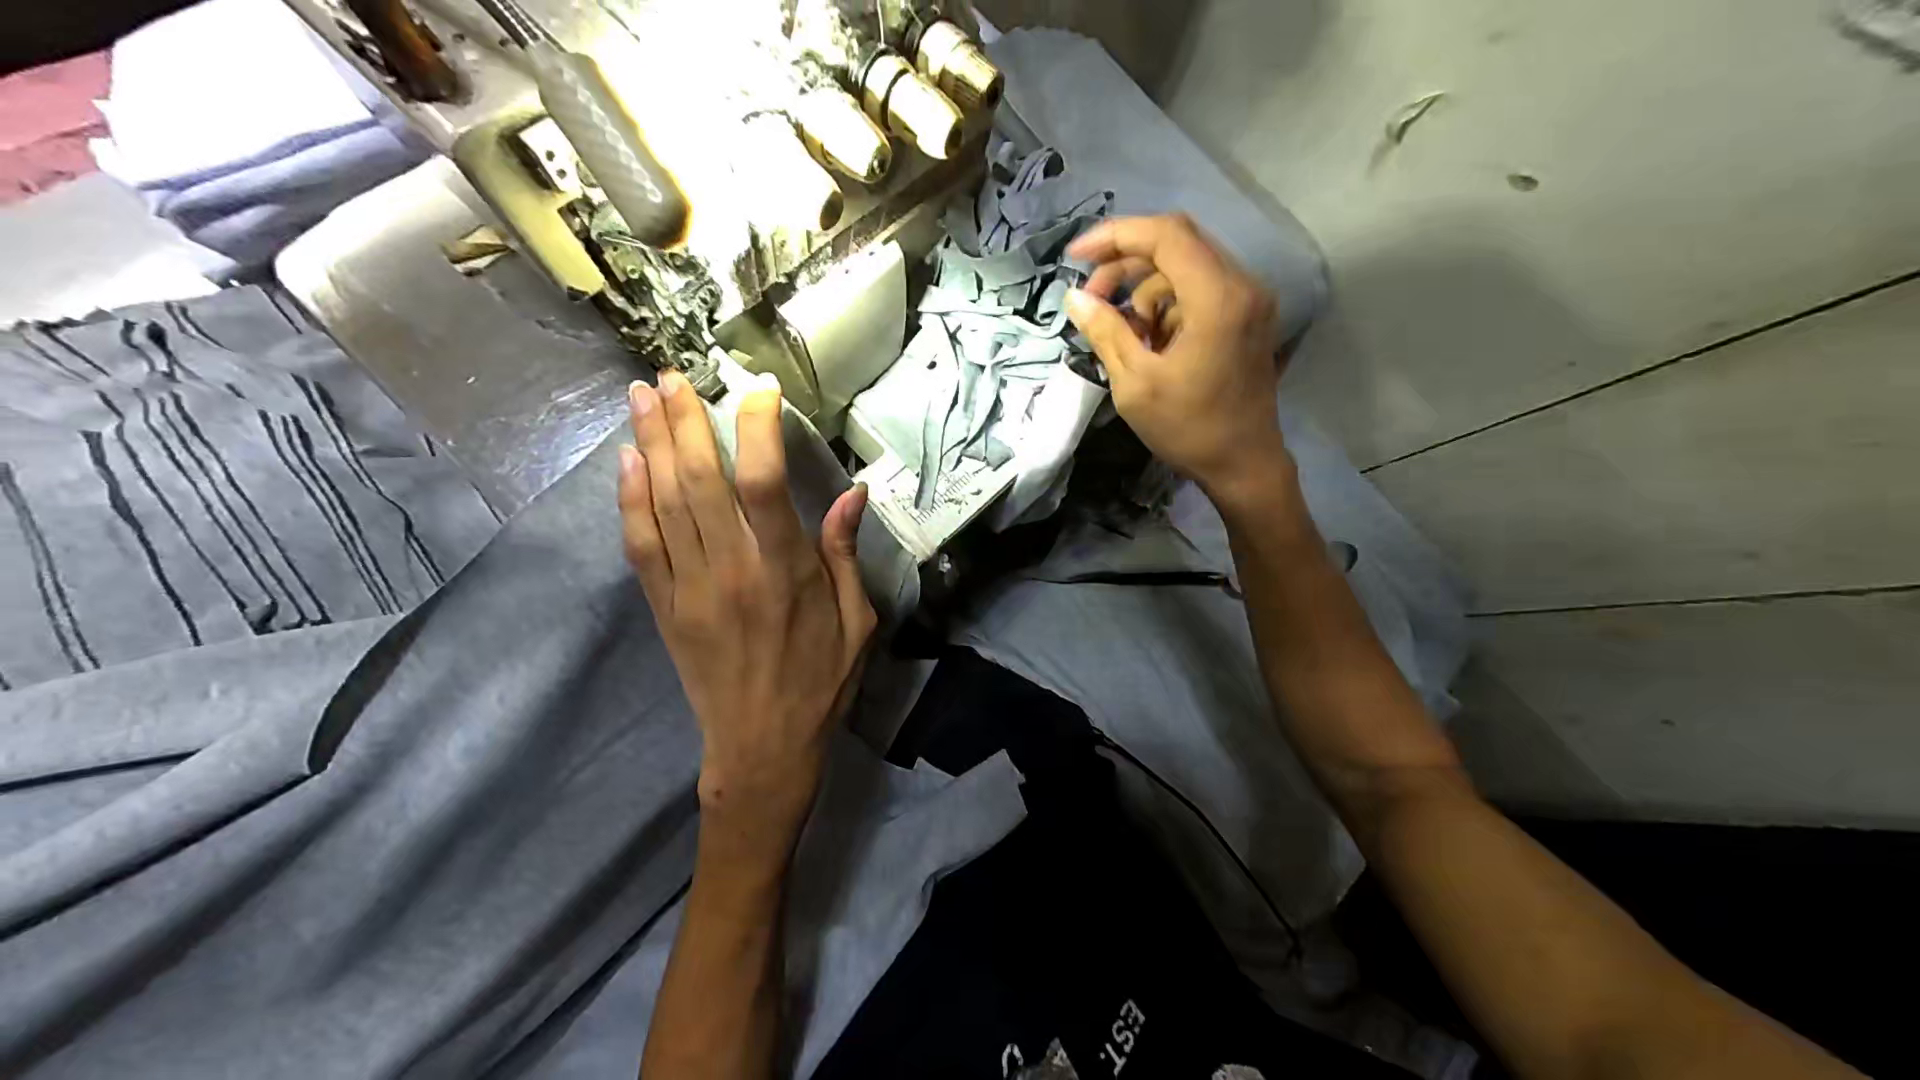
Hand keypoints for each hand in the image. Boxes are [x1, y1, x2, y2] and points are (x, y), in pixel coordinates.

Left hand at [618, 371, 875, 855]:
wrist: (762, 747)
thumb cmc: (821, 683)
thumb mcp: (857, 622)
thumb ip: (845, 555)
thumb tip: (852, 494)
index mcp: (786, 572)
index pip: (764, 483)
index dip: (756, 428)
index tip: (755, 391)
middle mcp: (733, 570)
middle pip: (700, 480)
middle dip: (685, 421)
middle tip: (673, 375)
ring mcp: (690, 588)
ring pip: (664, 502)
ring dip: (651, 444)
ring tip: (642, 397)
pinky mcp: (664, 607)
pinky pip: (641, 544)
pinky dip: (630, 499)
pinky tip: (627, 462)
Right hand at [1064, 215, 1286, 500]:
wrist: (1244, 464)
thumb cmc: (1188, 429)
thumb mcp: (1135, 383)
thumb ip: (1105, 331)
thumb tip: (1074, 297)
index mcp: (1218, 298)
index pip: (1165, 235)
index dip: (1114, 235)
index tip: (1075, 257)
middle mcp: (1242, 285)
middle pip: (1176, 243)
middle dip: (1125, 264)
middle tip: (1091, 300)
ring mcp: (1249, 299)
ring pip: (1184, 267)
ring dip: (1144, 290)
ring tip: (1123, 335)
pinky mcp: (1246, 316)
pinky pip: (1198, 290)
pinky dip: (1166, 305)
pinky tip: (1150, 341)